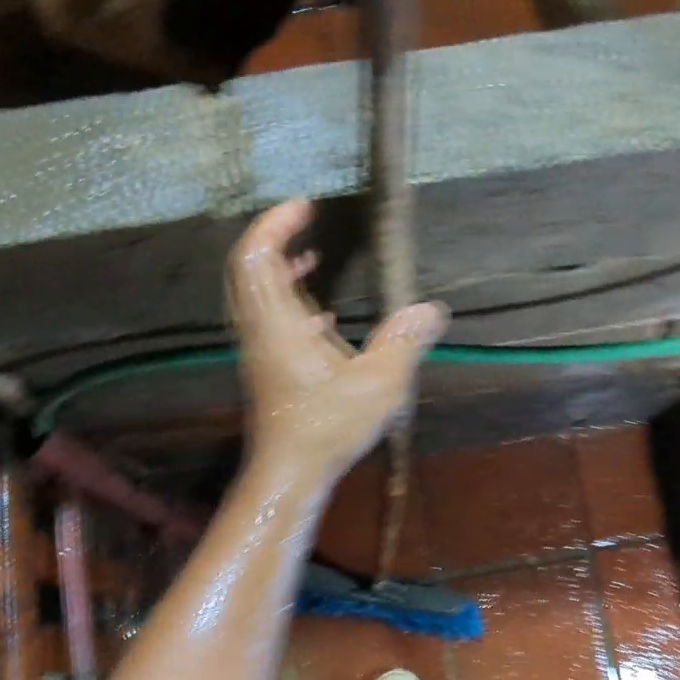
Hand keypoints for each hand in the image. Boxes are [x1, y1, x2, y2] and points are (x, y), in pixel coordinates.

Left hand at [226, 199, 447, 480]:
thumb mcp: (377, 385)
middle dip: (274, 239)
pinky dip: (288, 302)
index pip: (256, 256)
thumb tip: (430, 310)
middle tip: (306, 223)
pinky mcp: (267, 370)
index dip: (274, 223)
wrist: (289, 473)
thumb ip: (403, 343)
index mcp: (277, 325)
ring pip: (256, 296)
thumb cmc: (326, 427)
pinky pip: (267, 319)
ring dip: (279, 271)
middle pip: (248, 269)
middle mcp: (260, 332)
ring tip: (314, 258)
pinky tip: (321, 316)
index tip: (305, 205)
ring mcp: (259, 352)